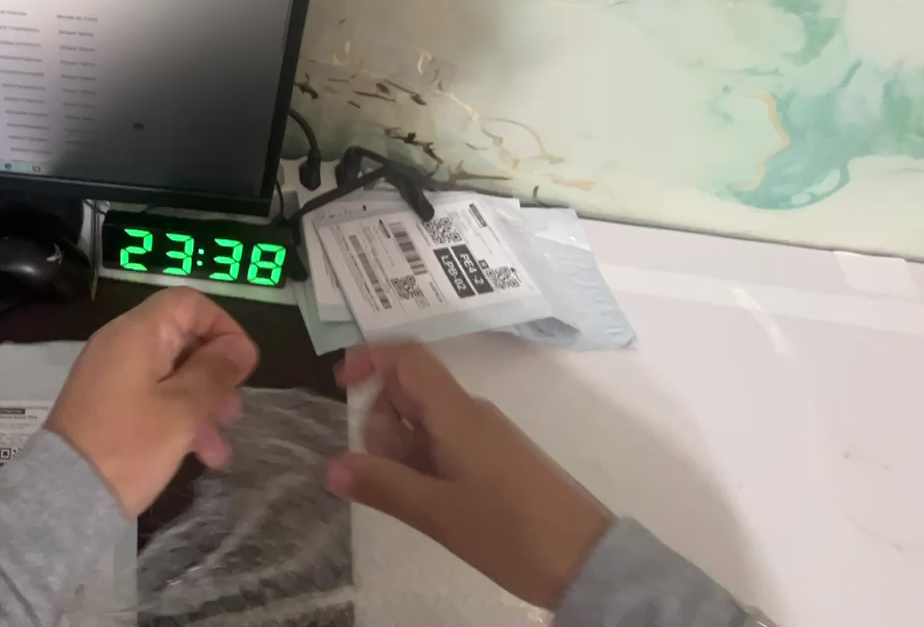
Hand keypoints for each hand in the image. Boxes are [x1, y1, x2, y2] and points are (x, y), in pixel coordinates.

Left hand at [45, 288, 259, 516]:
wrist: (66, 496)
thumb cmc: (129, 445)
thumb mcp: (182, 410)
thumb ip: (215, 372)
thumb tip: (241, 347)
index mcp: (137, 331)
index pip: (188, 302)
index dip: (223, 326)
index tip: (243, 365)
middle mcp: (121, 342)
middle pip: (181, 337)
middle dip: (215, 372)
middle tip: (234, 410)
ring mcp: (111, 372)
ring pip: (170, 370)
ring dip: (201, 401)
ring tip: (220, 444)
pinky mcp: (106, 401)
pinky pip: (151, 393)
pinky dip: (177, 413)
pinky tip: (199, 453)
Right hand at [327, 344, 613, 609]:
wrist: (593, 566)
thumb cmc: (513, 533)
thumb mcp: (439, 515)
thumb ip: (382, 486)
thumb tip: (331, 466)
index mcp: (455, 412)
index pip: (407, 357)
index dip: (369, 359)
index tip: (341, 386)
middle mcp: (469, 411)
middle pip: (408, 389)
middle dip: (380, 419)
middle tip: (377, 467)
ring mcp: (484, 433)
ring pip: (424, 417)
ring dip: (400, 444)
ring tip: (405, 492)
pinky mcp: (495, 456)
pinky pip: (444, 438)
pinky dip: (422, 458)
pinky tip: (428, 497)